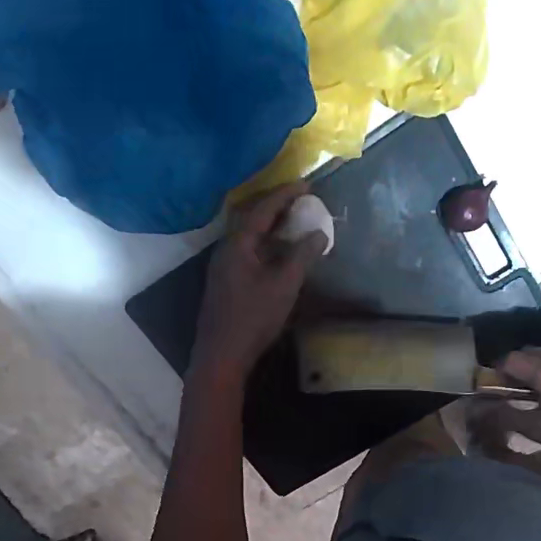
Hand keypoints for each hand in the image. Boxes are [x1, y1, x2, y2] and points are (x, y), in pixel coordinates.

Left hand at [193, 182, 326, 378]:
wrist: (222, 355)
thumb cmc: (253, 318)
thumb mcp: (284, 285)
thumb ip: (302, 256)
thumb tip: (318, 233)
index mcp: (238, 244)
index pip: (262, 210)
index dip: (285, 195)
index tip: (307, 185)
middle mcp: (226, 250)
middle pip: (252, 219)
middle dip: (277, 208)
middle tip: (301, 200)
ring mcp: (223, 267)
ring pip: (250, 237)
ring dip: (272, 228)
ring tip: (295, 223)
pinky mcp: (226, 283)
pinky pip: (248, 252)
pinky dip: (267, 245)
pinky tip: (280, 254)